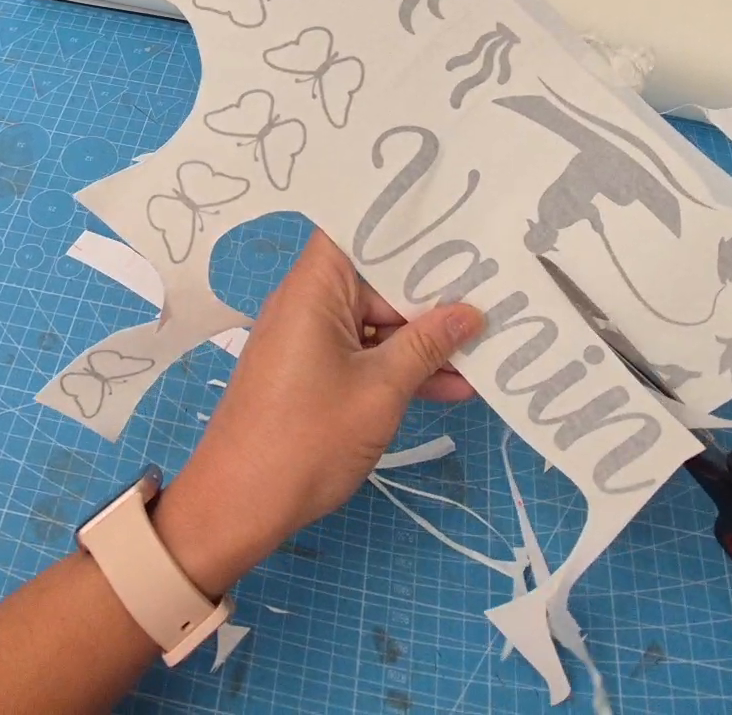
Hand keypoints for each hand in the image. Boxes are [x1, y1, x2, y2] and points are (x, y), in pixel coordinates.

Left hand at [152, 232, 482, 594]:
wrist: (239, 504)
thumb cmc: (309, 437)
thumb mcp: (381, 389)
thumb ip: (426, 346)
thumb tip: (470, 313)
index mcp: (314, 287)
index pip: (357, 231)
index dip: (404, 227)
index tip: (456, 228)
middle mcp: (307, 302)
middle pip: (373, 279)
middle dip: (429, 292)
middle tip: (492, 291)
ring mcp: (308, 339)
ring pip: (372, 321)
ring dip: (420, 339)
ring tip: (484, 346)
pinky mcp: (310, 371)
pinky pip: (360, 352)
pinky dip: (396, 366)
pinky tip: (451, 385)